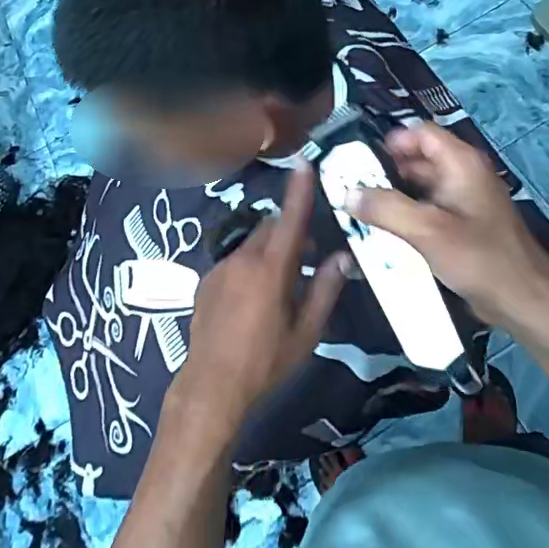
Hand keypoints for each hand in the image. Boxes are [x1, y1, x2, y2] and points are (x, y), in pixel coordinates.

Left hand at [172, 163, 350, 435]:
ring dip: (271, 249)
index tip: (304, 161)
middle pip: (271, 227)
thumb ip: (325, 288)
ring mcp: (220, 268)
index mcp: (271, 268)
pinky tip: (255, 297)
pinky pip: (236, 259)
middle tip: (308, 256)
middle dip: (291, 230)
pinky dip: (251, 264)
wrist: (211, 386)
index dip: (299, 189)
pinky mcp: (206, 281)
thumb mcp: (306, 331)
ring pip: (253, 243)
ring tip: (283, 282)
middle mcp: (243, 258)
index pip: (289, 218)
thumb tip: (342, 257)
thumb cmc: (266, 361)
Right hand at [345, 123, 548, 327]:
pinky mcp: (463, 226)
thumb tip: (348, 193)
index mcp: (461, 163)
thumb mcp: (427, 231)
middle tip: (351, 190)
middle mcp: (464, 175)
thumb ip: (386, 209)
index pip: (421, 133)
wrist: (523, 300)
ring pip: (421, 188)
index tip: (360, 162)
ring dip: (394, 198)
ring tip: (360, 212)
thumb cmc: (479, 258)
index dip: (391, 142)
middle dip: (385, 172)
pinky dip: (408, 217)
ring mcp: (465, 201)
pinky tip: (384, 234)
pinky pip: (429, 212)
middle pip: (418, 160)